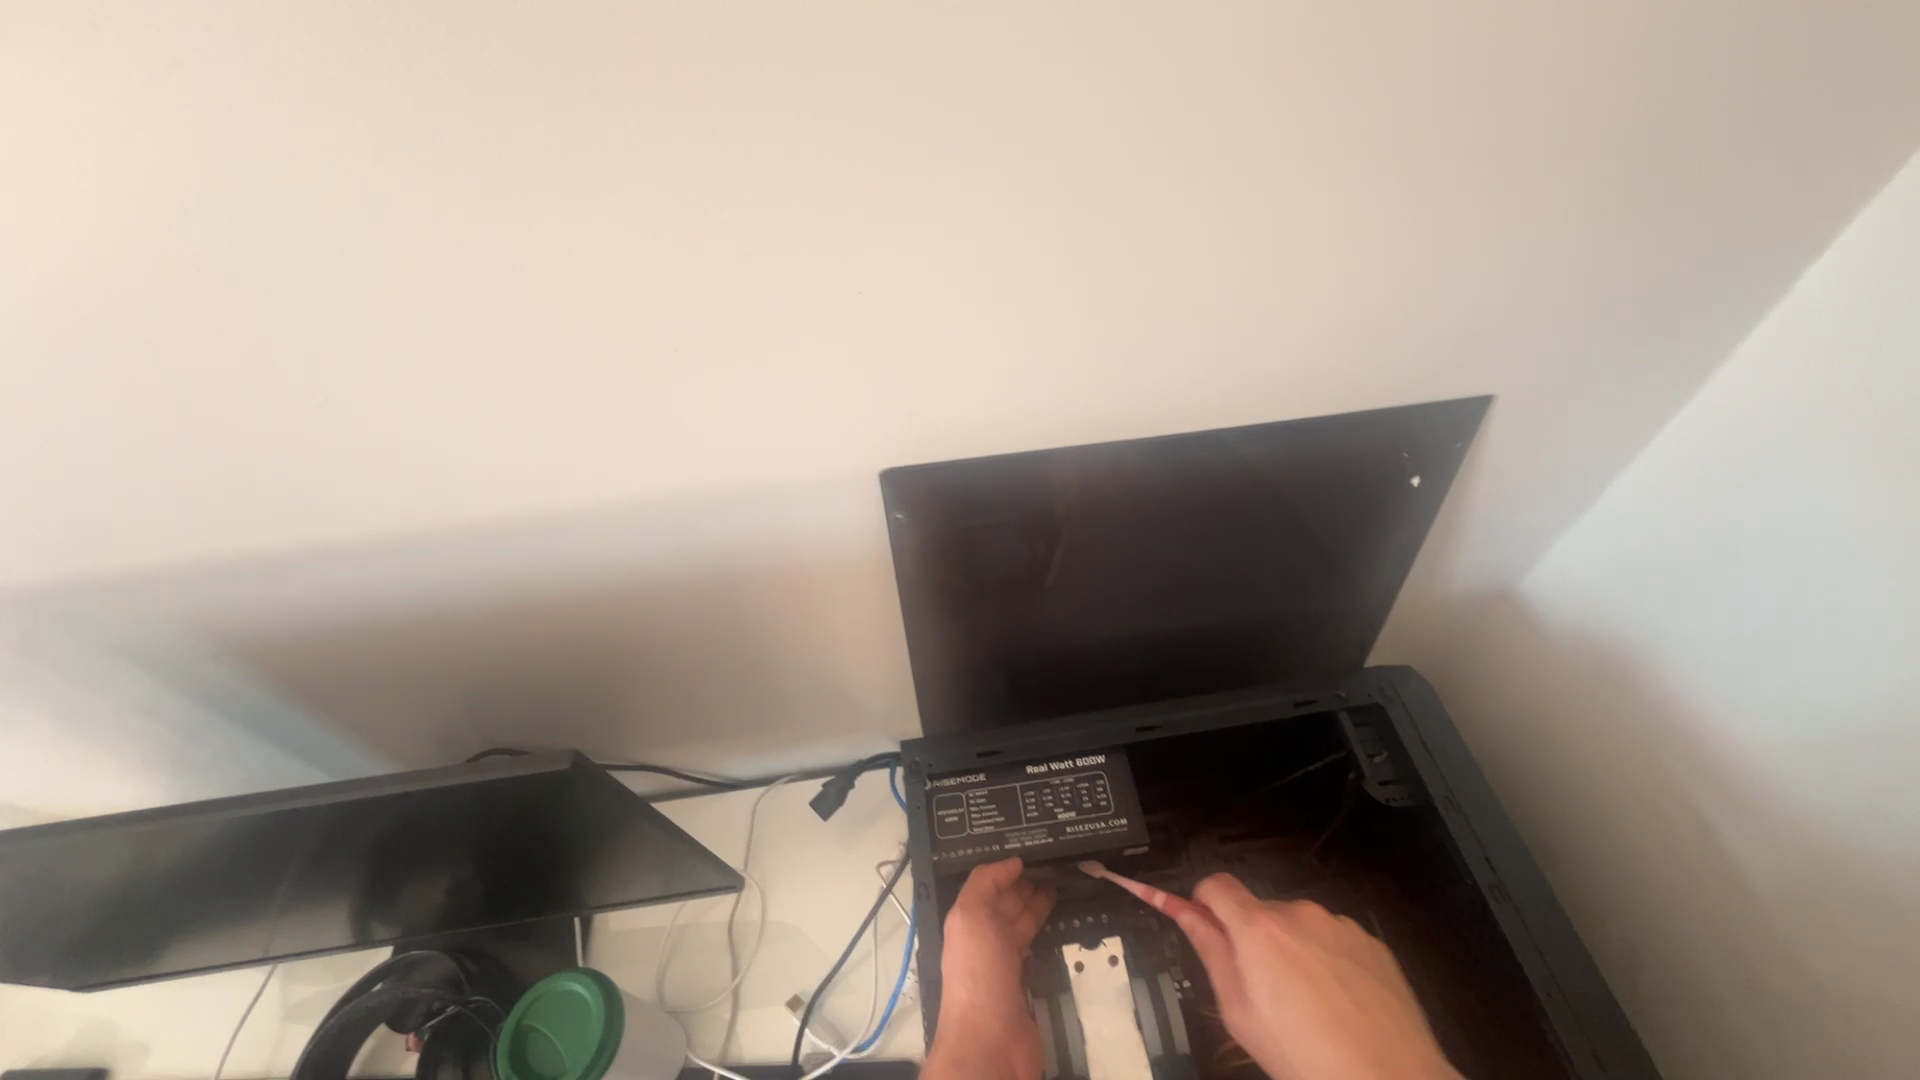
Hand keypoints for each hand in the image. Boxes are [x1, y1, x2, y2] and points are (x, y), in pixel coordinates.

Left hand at [921, 858, 1055, 1079]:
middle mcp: (985, 942)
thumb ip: (984, 884)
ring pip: (1023, 926)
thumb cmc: (976, 980)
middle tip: (1053, 867)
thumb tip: (1009, 862)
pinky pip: (1036, 953)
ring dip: (1038, 907)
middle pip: (1008, 905)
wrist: (989, 1044)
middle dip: (1026, 884)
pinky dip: (1046, 936)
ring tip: (1060, 888)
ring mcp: (1005, 965)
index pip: (990, 887)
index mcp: (969, 923)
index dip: (1008, 869)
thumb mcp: (970, 917)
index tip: (1033, 852)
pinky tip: (1059, 928)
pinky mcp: (1026, 988)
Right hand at [1169, 873, 1460, 1079]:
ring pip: (1298, 925)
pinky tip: (1338, 1002)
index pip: (1214, 884)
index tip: (1200, 921)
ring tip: (1308, 1003)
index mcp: (1258, 928)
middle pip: (1258, 910)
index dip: (1202, 901)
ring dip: (1293, 948)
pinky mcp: (1372, 942)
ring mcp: (1339, 924)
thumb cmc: (1306, 1057)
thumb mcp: (1239, 1013)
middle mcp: (1298, 913)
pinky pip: (1334, 938)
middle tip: (1262, 989)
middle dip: (1252, 938)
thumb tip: (1184, 914)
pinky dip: (1328, 959)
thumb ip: (1209, 952)